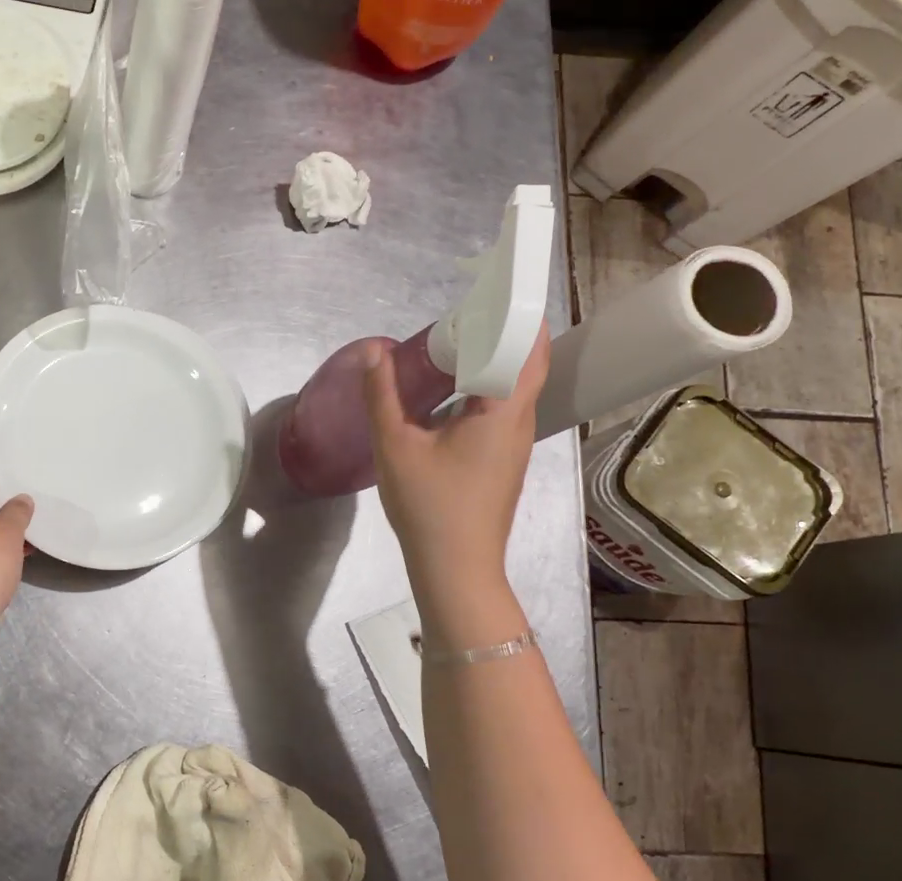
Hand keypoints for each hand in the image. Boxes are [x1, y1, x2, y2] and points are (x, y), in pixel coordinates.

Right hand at [366, 326, 547, 603]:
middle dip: (502, 335)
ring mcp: (514, 446)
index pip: (528, 347)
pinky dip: (483, 392)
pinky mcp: (503, 464)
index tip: (493, 292)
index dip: (517, 315)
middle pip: (524, 365)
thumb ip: (382, 397)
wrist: (456, 567)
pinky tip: (449, 399)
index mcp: (502, 411)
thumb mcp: (395, 448)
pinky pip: (500, 413)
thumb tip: (374, 353)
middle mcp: (518, 423)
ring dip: (491, 365)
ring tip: (453, 350)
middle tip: (464, 317)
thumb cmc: (429, 505)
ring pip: (513, 391)